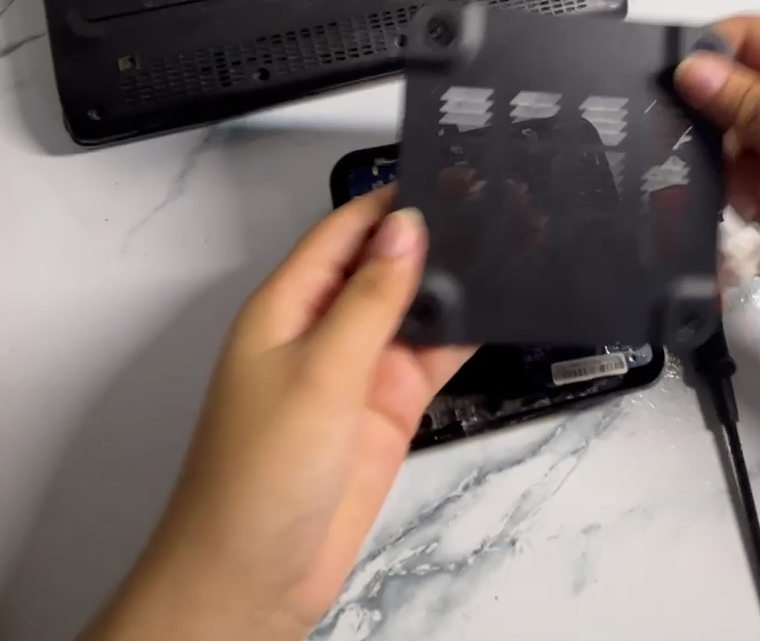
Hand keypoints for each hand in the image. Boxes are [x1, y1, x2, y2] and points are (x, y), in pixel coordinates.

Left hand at [86, 190, 473, 640]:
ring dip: (453, 281)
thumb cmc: (257, 475)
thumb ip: (369, 300)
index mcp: (289, 304)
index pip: (345, 230)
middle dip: (430, 237)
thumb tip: (405, 228)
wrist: (256, 580)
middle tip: (488, 207)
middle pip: (384, 263)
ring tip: (503, 247)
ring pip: (414, 306)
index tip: (442, 177)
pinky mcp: (387, 404)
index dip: (390, 201)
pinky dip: (461, 331)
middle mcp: (324, 327)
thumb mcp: (319, 373)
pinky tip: (495, 308)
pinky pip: (431, 353)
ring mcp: (359, 366)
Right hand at [674, 15, 759, 305]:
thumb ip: (750, 104)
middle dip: (725, 131)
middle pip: (742, 90)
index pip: (753, 35)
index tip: (670, 95)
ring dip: (741, 172)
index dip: (708, 56)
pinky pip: (756, 174)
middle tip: (718, 167)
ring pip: (742, 138)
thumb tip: (686, 66)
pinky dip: (756, 196)